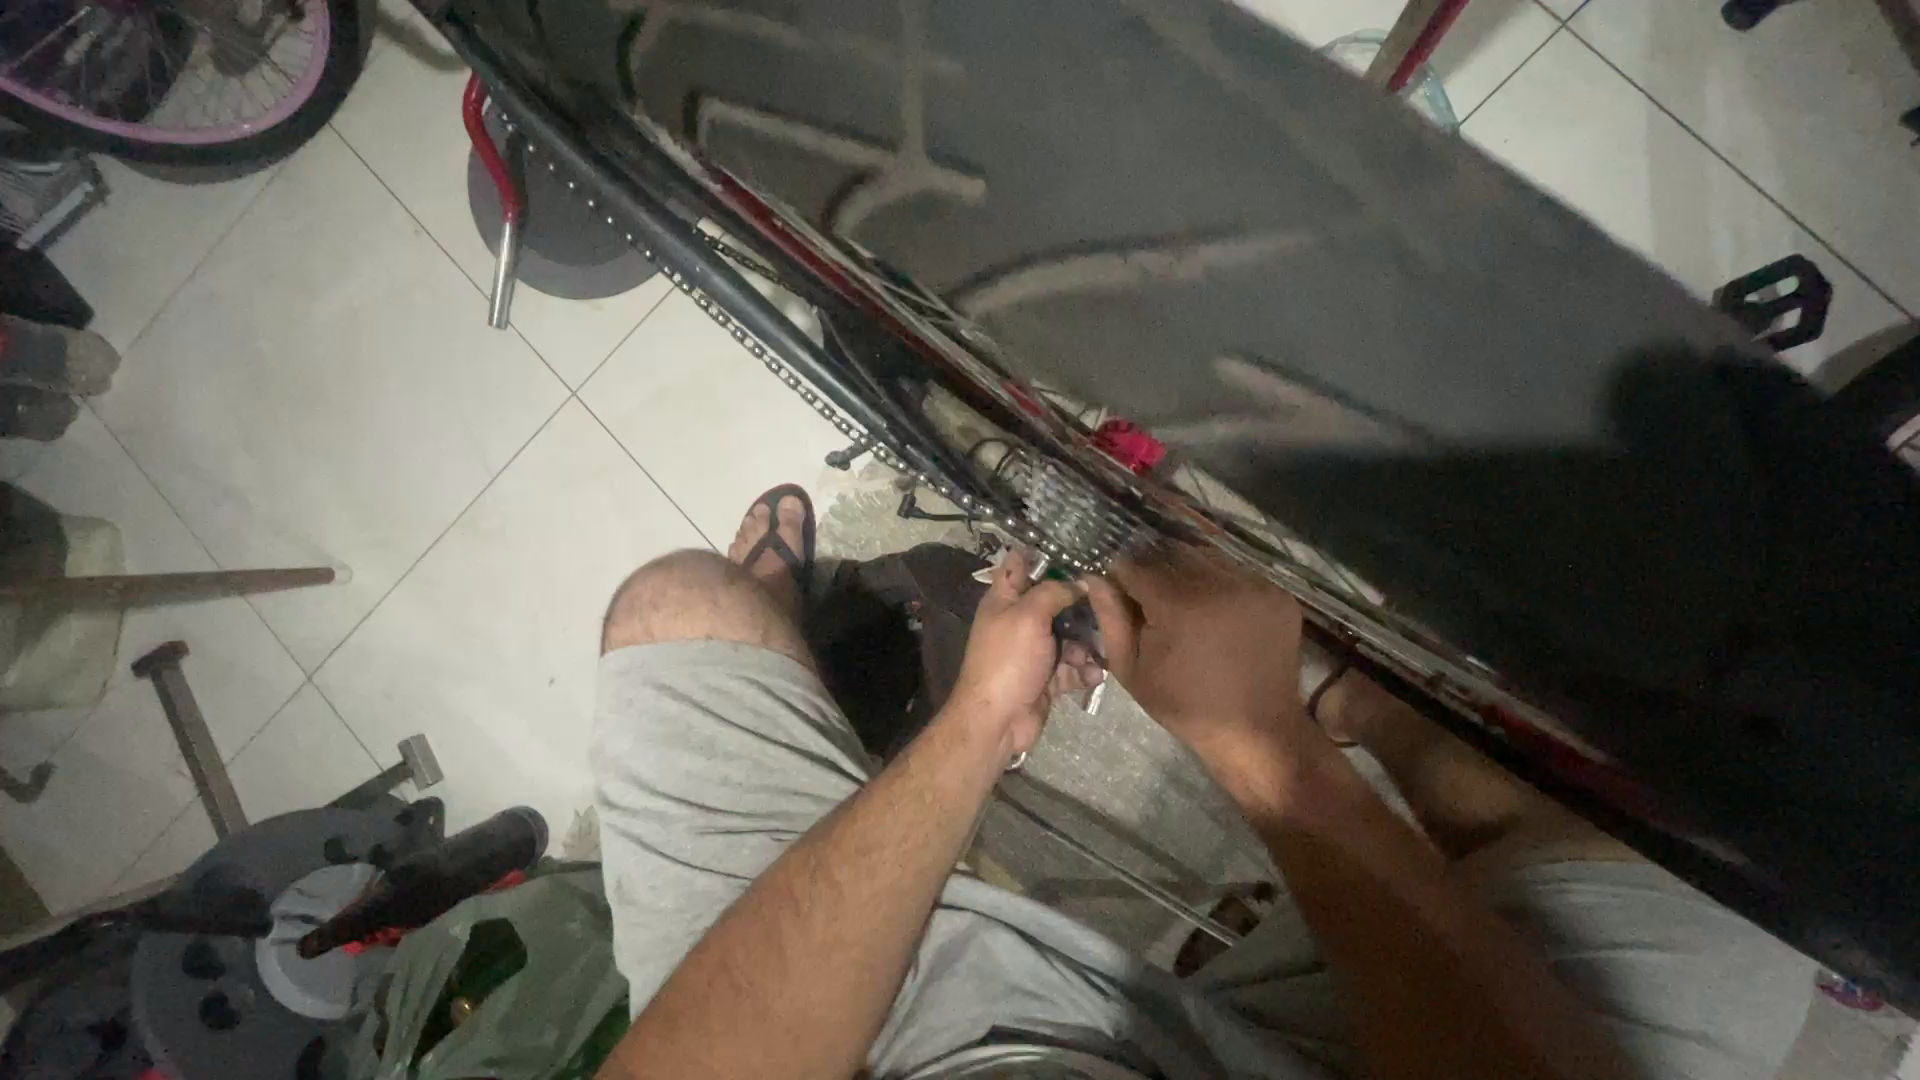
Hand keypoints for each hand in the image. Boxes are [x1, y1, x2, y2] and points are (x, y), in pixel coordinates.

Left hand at [942, 549, 1104, 756]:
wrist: (997, 721)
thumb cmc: (1008, 660)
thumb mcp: (1028, 616)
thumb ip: (1053, 592)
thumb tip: (1077, 582)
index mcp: (1004, 600)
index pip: (1019, 565)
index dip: (1043, 555)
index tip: (1076, 549)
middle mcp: (1018, 621)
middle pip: (1054, 602)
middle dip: (1079, 604)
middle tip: (1107, 601)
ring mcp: (1033, 651)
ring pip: (1069, 636)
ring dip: (1086, 645)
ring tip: (1096, 653)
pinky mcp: (1047, 678)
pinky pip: (1072, 667)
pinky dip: (1083, 670)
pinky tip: (1093, 675)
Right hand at [1086, 544, 1324, 771]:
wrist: (1254, 729)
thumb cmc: (1184, 704)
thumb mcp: (1132, 670)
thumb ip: (1111, 619)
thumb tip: (1094, 577)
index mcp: (1179, 606)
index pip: (1135, 567)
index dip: (1121, 576)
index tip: (1118, 589)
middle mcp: (1219, 586)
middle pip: (1171, 554)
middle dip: (1154, 569)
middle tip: (1151, 596)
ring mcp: (1253, 587)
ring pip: (1206, 557)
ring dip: (1188, 571)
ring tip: (1185, 602)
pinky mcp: (1277, 594)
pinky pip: (1237, 571)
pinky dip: (1220, 582)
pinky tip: (1216, 608)